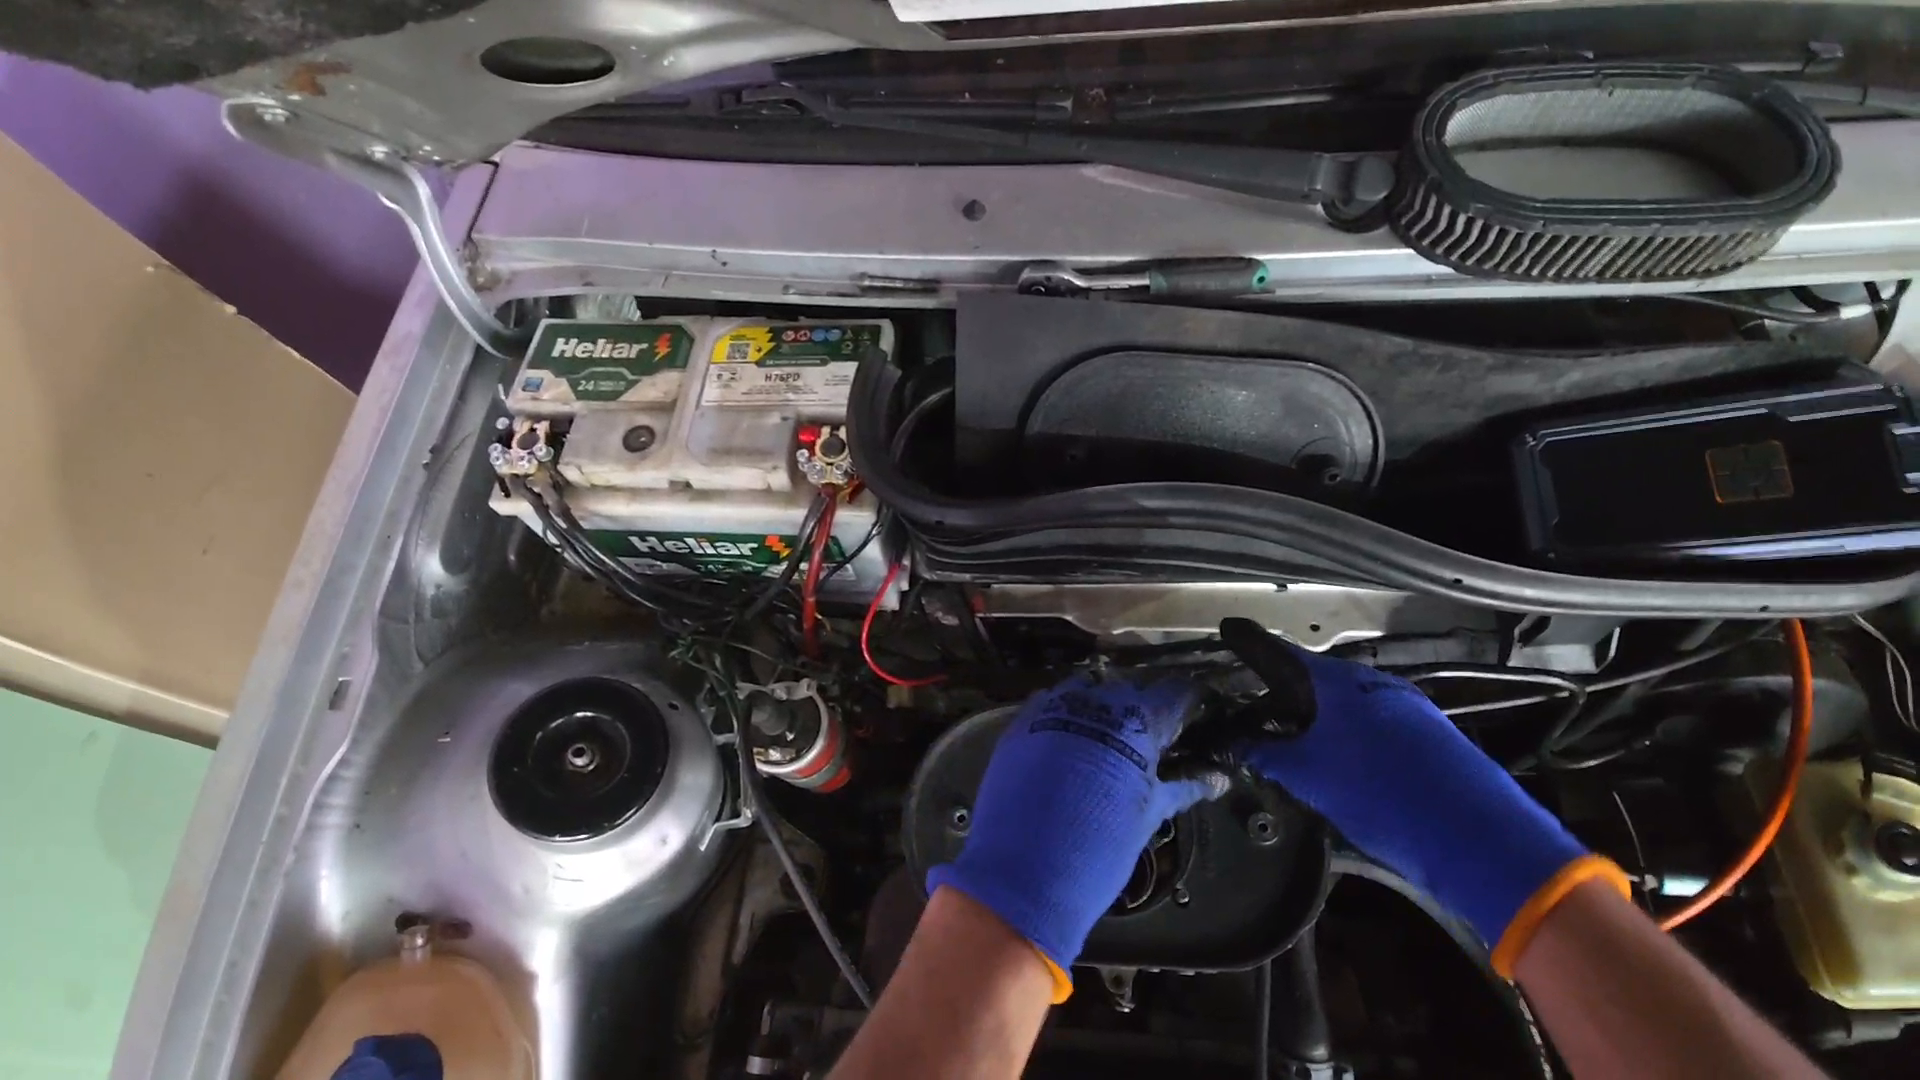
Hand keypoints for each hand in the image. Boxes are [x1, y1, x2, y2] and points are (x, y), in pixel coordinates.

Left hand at [927, 674, 1227, 999]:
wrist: (1023, 869)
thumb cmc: (1100, 845)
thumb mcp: (1149, 815)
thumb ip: (1183, 788)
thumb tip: (1217, 779)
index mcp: (1139, 720)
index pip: (1176, 691)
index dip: (1188, 702)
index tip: (1193, 714)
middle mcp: (1097, 699)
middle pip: (1129, 688)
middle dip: (1141, 709)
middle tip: (1149, 740)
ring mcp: (1053, 704)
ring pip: (1086, 690)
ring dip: (1099, 708)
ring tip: (1105, 741)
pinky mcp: (1020, 720)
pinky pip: (1049, 704)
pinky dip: (1062, 717)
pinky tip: (1067, 745)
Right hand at [1239, 646, 1626, 974]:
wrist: (1477, 837)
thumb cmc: (1379, 793)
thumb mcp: (1308, 777)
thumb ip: (1265, 754)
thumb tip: (1234, 743)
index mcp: (1340, 682)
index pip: (1283, 654)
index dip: (1252, 645)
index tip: (1230, 631)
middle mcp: (1375, 683)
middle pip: (1316, 680)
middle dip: (1284, 695)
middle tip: (1257, 717)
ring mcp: (1408, 707)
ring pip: (1347, 705)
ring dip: (1318, 720)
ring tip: (1296, 749)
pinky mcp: (1431, 735)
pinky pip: (1374, 724)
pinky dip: (1347, 735)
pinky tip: (1340, 767)